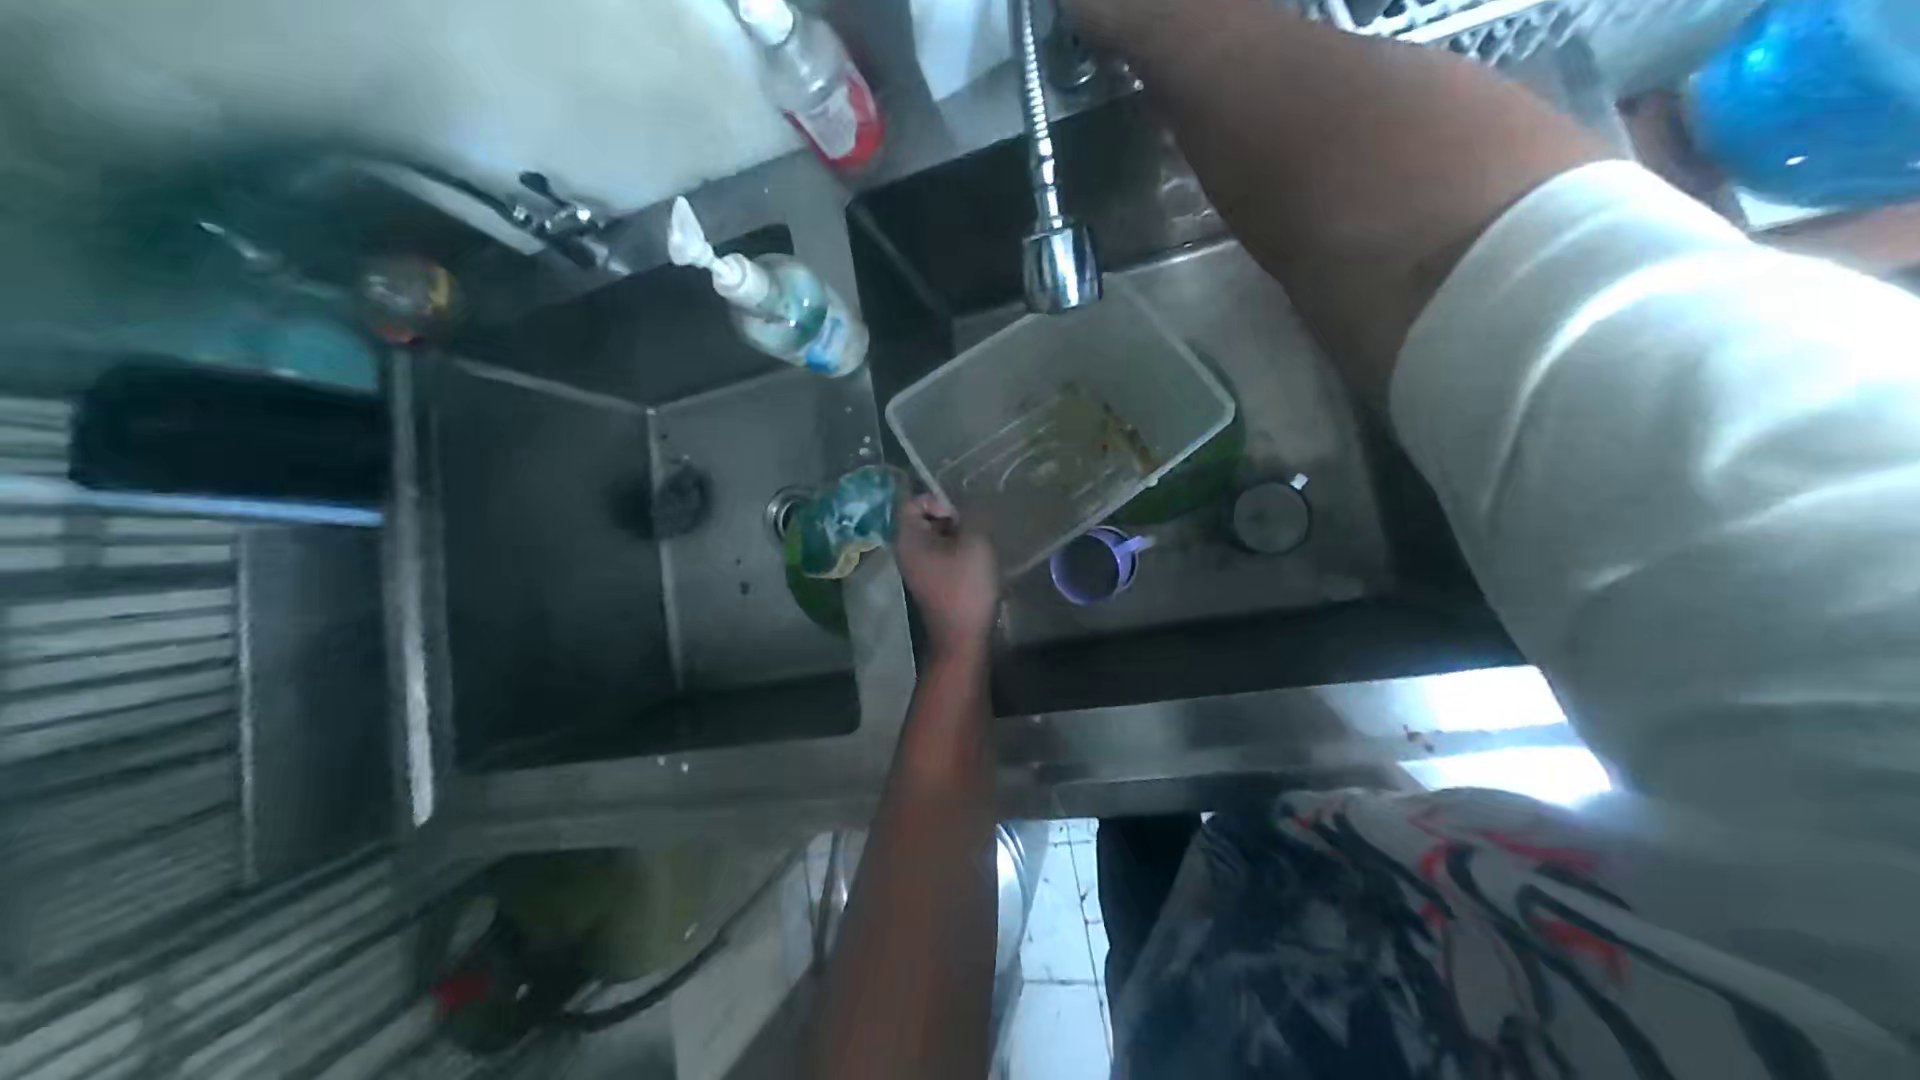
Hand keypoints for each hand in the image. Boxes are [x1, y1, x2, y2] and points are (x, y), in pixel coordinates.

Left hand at [894, 494, 998, 658]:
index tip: (960, 517)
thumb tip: (969, 506)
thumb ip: (971, 516)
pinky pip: (942, 557)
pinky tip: (977, 563)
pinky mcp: (931, 582)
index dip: (938, 501)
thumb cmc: (966, 586)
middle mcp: (906, 551)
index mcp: (908, 538)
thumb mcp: (975, 542)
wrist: (963, 637)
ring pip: (936, 539)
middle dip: (951, 519)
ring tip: (979, 546)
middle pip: (925, 520)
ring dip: (958, 538)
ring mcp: (917, 569)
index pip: (913, 502)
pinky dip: (958, 554)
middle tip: (974, 530)